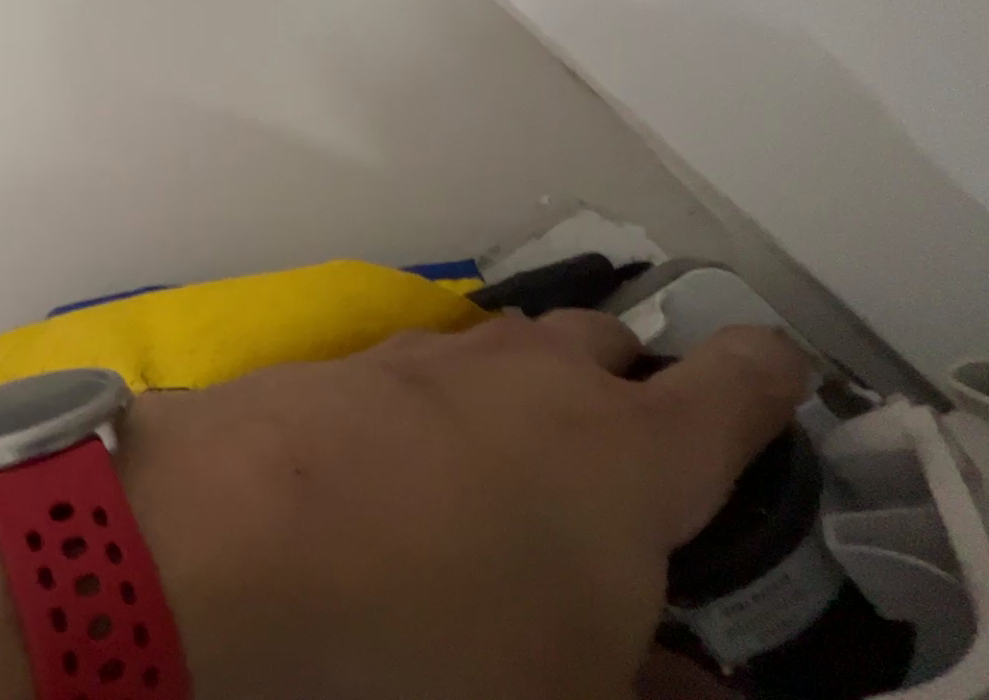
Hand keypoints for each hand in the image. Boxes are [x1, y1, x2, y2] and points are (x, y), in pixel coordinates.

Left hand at [120, 311, 809, 699]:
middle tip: (606, 453)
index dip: (764, 382)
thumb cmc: (434, 624)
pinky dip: (421, 399)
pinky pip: (408, 367)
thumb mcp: (567, 690)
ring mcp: (424, 357)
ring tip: (493, 460)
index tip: (764, 392)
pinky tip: (390, 459)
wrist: (242, 529)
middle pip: (602, 341)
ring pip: (499, 345)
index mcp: (631, 449)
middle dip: (620, 380)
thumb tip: (691, 689)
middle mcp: (529, 376)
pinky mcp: (341, 362)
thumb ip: (646, 686)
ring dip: (513, 385)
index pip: (741, 380)